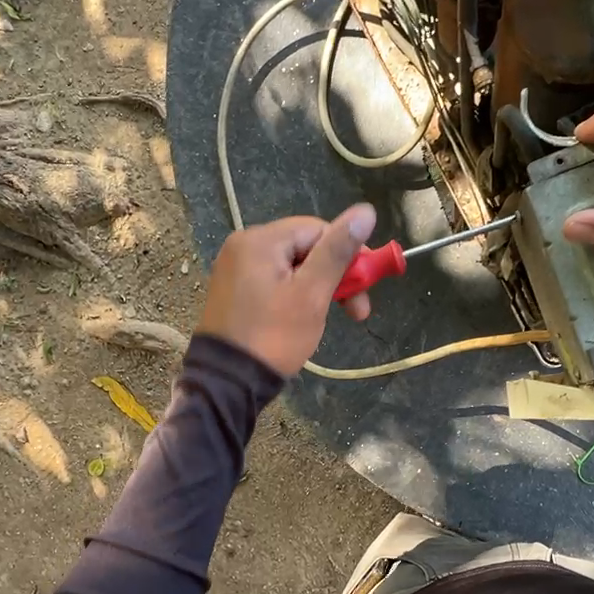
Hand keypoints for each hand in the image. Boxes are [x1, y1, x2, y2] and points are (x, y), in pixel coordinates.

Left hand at [198, 204, 375, 375]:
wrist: (227, 382)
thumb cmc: (273, 336)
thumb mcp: (312, 294)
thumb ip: (338, 251)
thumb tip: (366, 211)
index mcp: (260, 240)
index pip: (318, 229)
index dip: (347, 254)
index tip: (364, 287)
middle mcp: (243, 246)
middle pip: (305, 247)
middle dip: (335, 276)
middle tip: (357, 312)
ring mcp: (235, 269)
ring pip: (292, 267)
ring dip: (318, 289)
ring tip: (328, 318)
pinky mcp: (234, 291)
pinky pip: (274, 281)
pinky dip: (295, 296)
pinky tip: (303, 319)